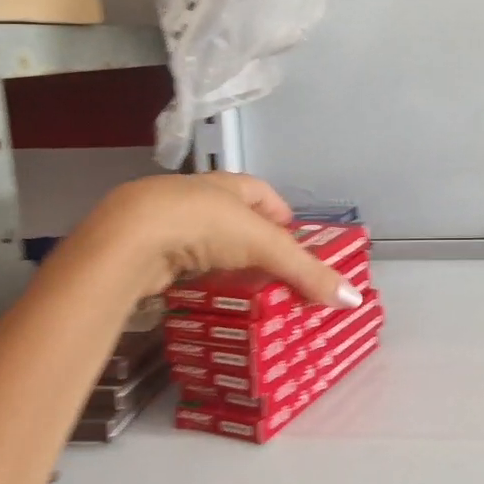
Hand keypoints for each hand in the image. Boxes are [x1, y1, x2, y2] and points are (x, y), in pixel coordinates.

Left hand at [76, 173, 361, 306]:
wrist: (128, 240)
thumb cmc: (202, 225)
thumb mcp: (265, 247)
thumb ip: (308, 273)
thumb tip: (354, 299)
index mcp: (226, 185)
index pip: (261, 192)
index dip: (280, 213)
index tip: (294, 236)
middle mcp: (195, 196)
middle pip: (231, 216)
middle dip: (252, 240)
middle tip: (274, 270)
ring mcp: (164, 221)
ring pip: (201, 240)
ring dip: (221, 260)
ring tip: (243, 288)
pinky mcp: (142, 249)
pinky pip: (176, 263)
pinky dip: (192, 278)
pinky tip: (203, 295)